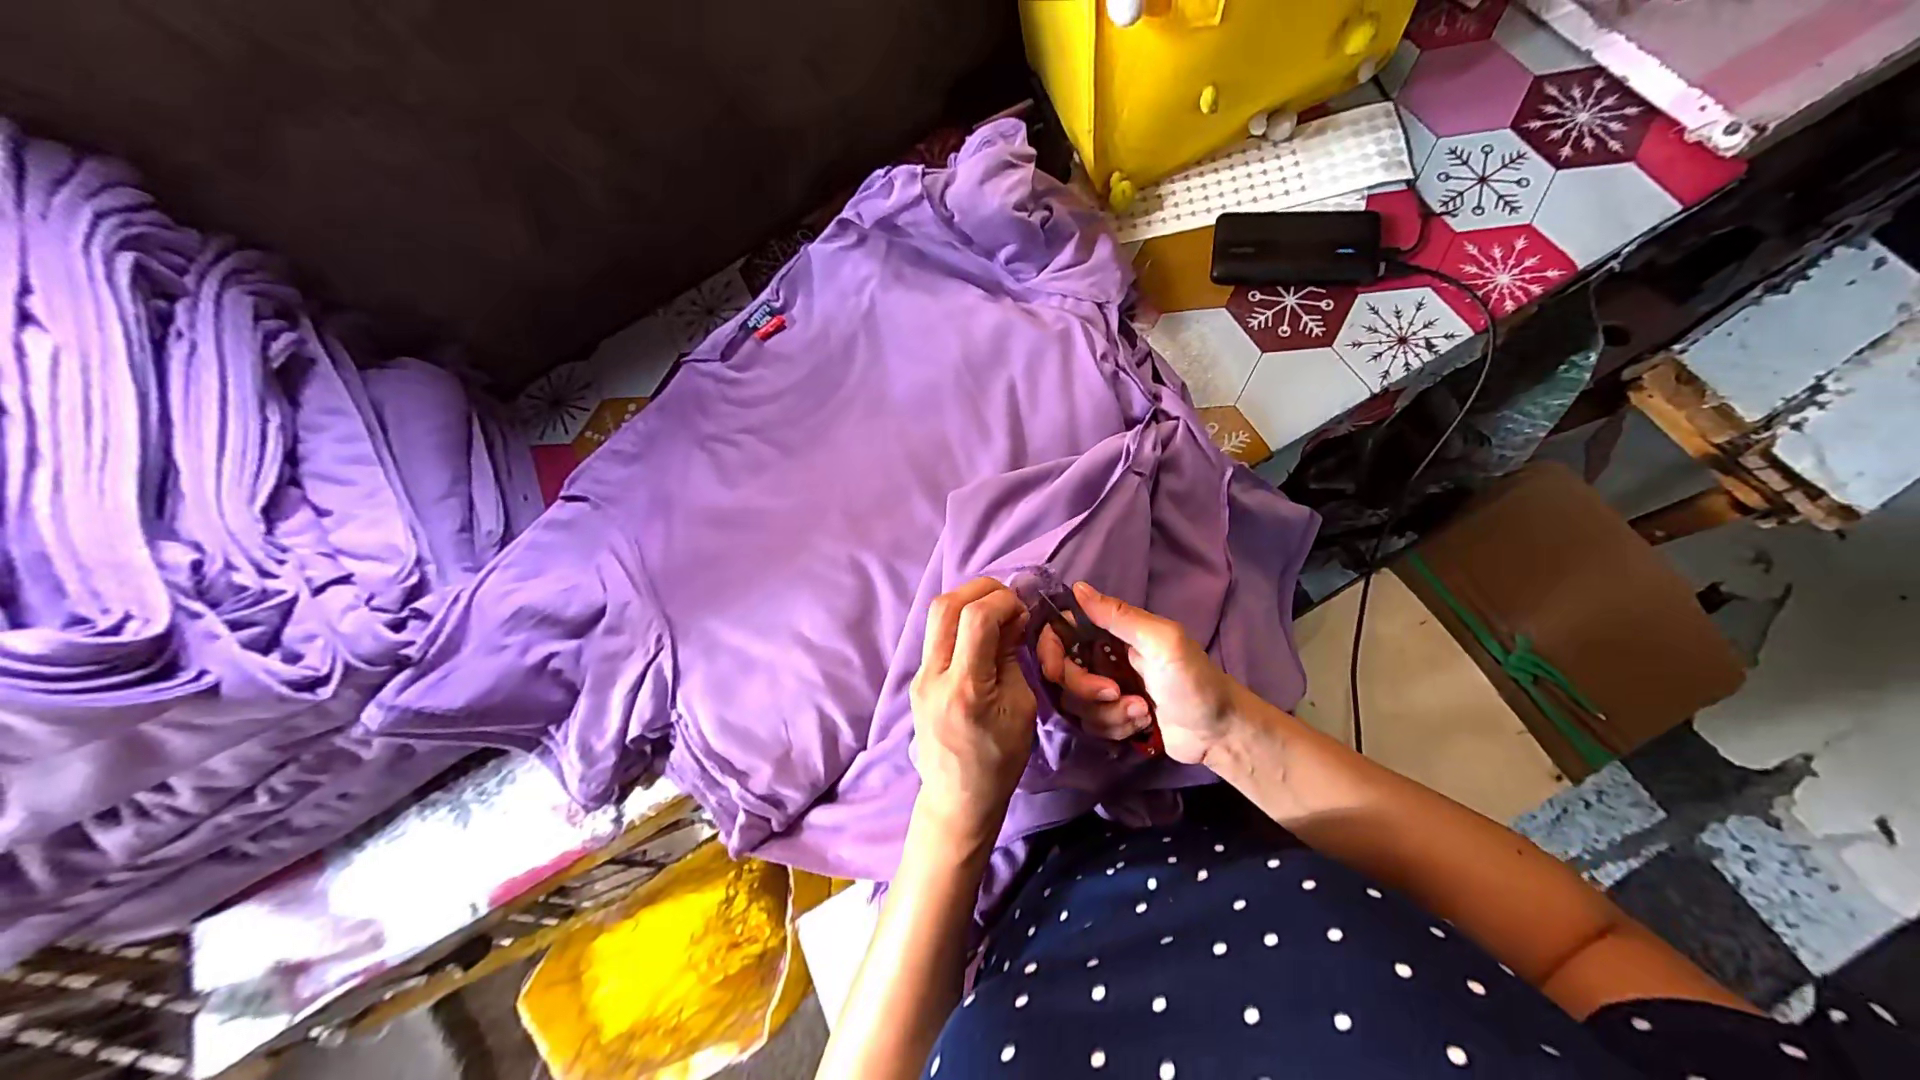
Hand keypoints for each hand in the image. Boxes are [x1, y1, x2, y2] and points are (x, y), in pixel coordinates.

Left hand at [909, 578, 1038, 841]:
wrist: (957, 797)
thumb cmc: (999, 760)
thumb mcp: (1021, 708)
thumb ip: (1010, 657)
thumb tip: (1012, 617)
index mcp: (966, 688)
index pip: (976, 618)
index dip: (1003, 601)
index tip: (1023, 609)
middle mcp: (934, 676)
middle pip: (946, 605)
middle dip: (981, 589)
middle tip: (1009, 599)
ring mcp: (920, 676)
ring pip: (936, 615)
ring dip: (968, 600)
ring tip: (997, 611)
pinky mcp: (917, 678)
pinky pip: (936, 635)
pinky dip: (960, 620)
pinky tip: (981, 631)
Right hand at [1036, 581, 1243, 765]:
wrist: (1218, 732)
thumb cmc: (1194, 680)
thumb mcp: (1162, 641)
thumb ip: (1119, 615)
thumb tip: (1076, 588)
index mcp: (1111, 632)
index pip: (1059, 632)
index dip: (1050, 651)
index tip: (1058, 670)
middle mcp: (1101, 657)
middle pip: (1062, 672)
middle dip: (1085, 688)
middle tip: (1116, 693)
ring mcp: (1104, 689)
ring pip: (1075, 703)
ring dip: (1108, 712)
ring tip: (1141, 710)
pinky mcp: (1110, 717)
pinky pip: (1090, 724)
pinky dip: (1116, 727)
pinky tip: (1142, 722)